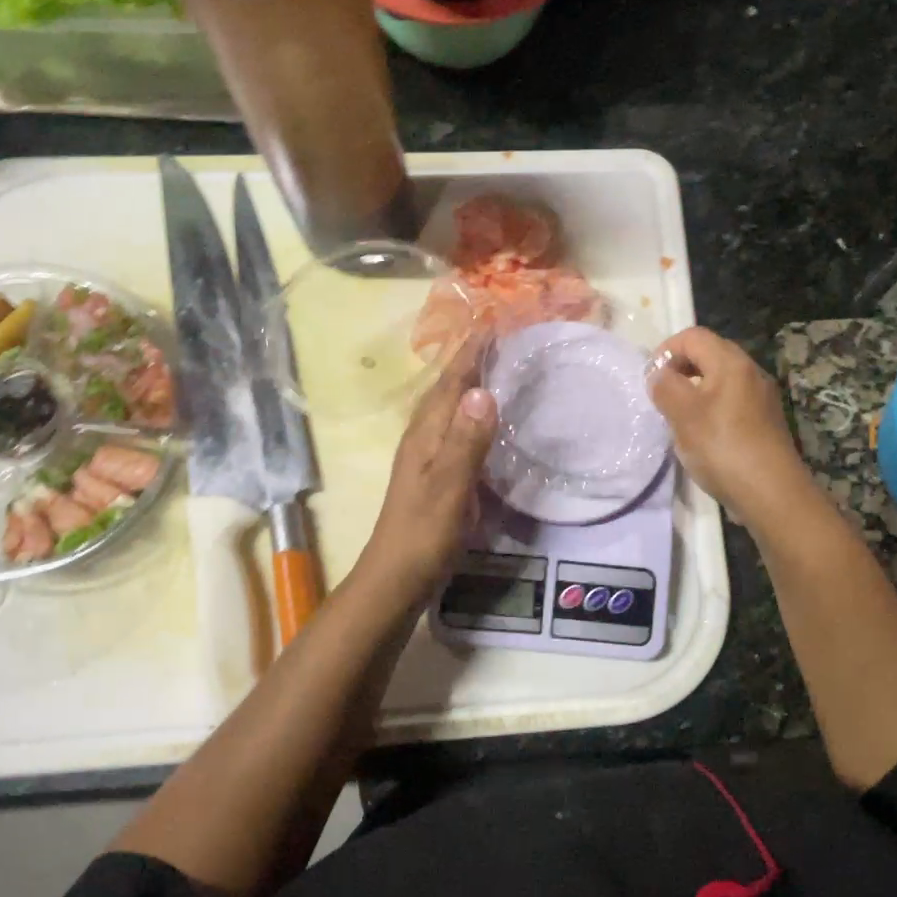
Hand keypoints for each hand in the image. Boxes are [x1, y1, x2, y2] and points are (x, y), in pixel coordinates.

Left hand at [356, 335, 497, 600]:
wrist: (397, 578)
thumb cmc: (424, 533)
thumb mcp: (449, 487)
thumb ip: (467, 442)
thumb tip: (484, 391)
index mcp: (426, 434)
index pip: (451, 381)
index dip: (470, 351)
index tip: (491, 318)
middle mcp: (424, 439)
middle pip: (448, 389)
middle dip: (470, 359)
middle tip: (500, 334)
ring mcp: (428, 459)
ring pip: (451, 409)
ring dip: (471, 384)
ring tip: (497, 365)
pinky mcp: (437, 478)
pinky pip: (458, 432)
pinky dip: (474, 416)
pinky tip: (487, 423)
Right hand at [649, 328, 813, 529]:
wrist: (771, 492)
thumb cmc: (722, 447)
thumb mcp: (683, 415)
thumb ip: (665, 387)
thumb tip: (659, 374)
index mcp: (731, 362)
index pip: (693, 336)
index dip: (666, 350)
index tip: (650, 378)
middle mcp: (751, 372)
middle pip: (710, 355)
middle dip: (681, 369)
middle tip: (662, 395)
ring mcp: (762, 398)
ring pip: (721, 380)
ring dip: (696, 391)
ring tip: (679, 418)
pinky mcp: (766, 422)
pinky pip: (733, 403)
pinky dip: (713, 409)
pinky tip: (704, 437)